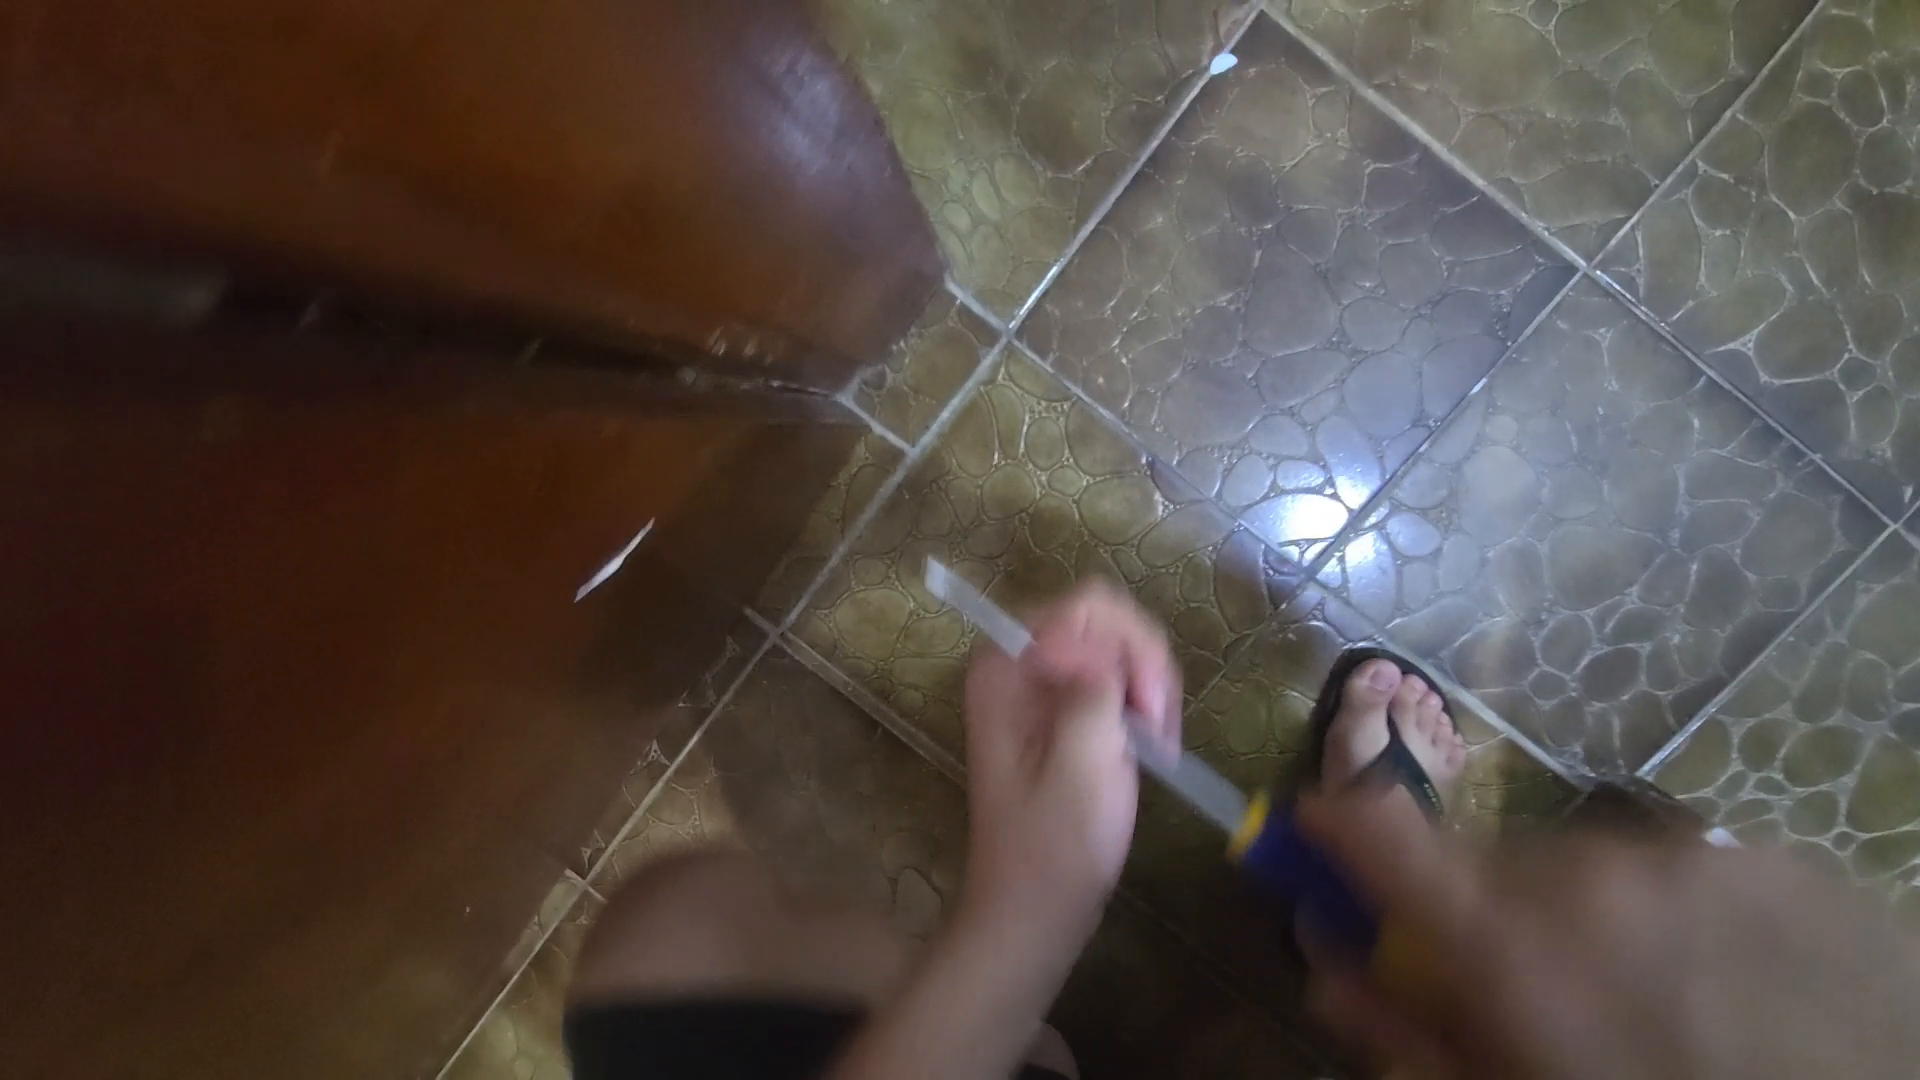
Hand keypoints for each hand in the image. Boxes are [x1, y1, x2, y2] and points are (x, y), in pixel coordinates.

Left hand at [957, 578, 1180, 944]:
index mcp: (1005, 664)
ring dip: (1149, 687)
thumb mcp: (1081, 763)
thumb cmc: (1055, 845)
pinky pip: (1115, 675)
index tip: (1146, 707)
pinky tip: (1152, 743)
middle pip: (1104, 621)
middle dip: (1143, 665)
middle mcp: (1018, 660)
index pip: (1083, 608)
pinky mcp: (1064, 704)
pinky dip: (1143, 702)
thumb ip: (1091, 688)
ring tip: (1159, 743)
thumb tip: (1104, 640)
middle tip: (1159, 728)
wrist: (1037, 906)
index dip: (1127, 645)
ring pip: (1117, 646)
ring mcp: (1042, 682)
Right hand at [1296, 786, 1919, 1079]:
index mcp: (1508, 942)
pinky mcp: (1773, 864)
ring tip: (1649, 993)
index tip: (1320, 823)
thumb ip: (1404, 1032)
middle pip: (1482, 858)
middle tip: (1535, 980)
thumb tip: (1323, 969)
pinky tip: (1730, 981)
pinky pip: (1672, 868)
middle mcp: (1580, 873)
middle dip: (1485, 907)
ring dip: (1582, 910)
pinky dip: (1670, 910)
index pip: (1375, 826)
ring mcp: (1683, 860)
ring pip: (1577, 862)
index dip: (1334, 816)